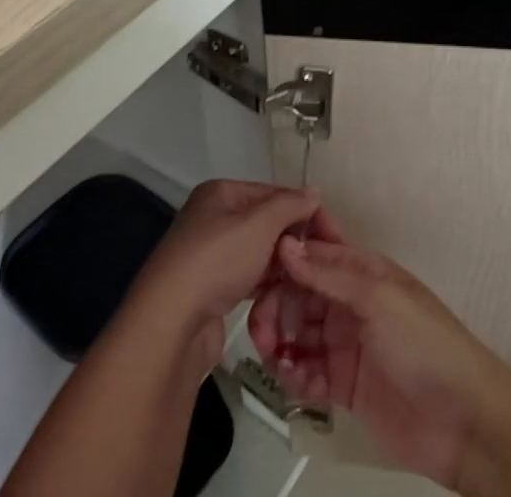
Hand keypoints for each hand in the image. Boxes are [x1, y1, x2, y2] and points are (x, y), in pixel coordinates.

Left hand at [127, 180, 318, 370]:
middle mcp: (214, 217)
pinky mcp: (214, 285)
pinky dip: (269, 282)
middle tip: (327, 262)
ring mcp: (212, 253)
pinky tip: (288, 294)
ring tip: (312, 279)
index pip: (274, 193)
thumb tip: (313, 191)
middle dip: (296, 239)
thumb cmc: (217, 260)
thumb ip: (289, 205)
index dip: (307, 212)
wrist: (173, 318)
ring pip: (261, 252)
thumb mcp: (259, 224)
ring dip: (284, 264)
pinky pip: (251, 276)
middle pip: (268, 222)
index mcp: (222, 193)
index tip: (337, 238)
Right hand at [248, 214, 504, 488]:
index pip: (314, 250)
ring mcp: (345, 344)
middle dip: (274, 305)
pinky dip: (292, 373)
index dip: (283, 254)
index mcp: (364, 273)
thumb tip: (287, 246)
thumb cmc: (431, 348)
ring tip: (273, 355)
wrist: (466, 424)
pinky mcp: (342, 384)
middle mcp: (351, 303)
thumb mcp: (380, 298)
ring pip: (295, 331)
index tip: (253, 263)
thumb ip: (330, 272)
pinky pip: (304, 371)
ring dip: (277, 340)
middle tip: (262, 327)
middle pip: (296, 292)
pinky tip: (296, 379)